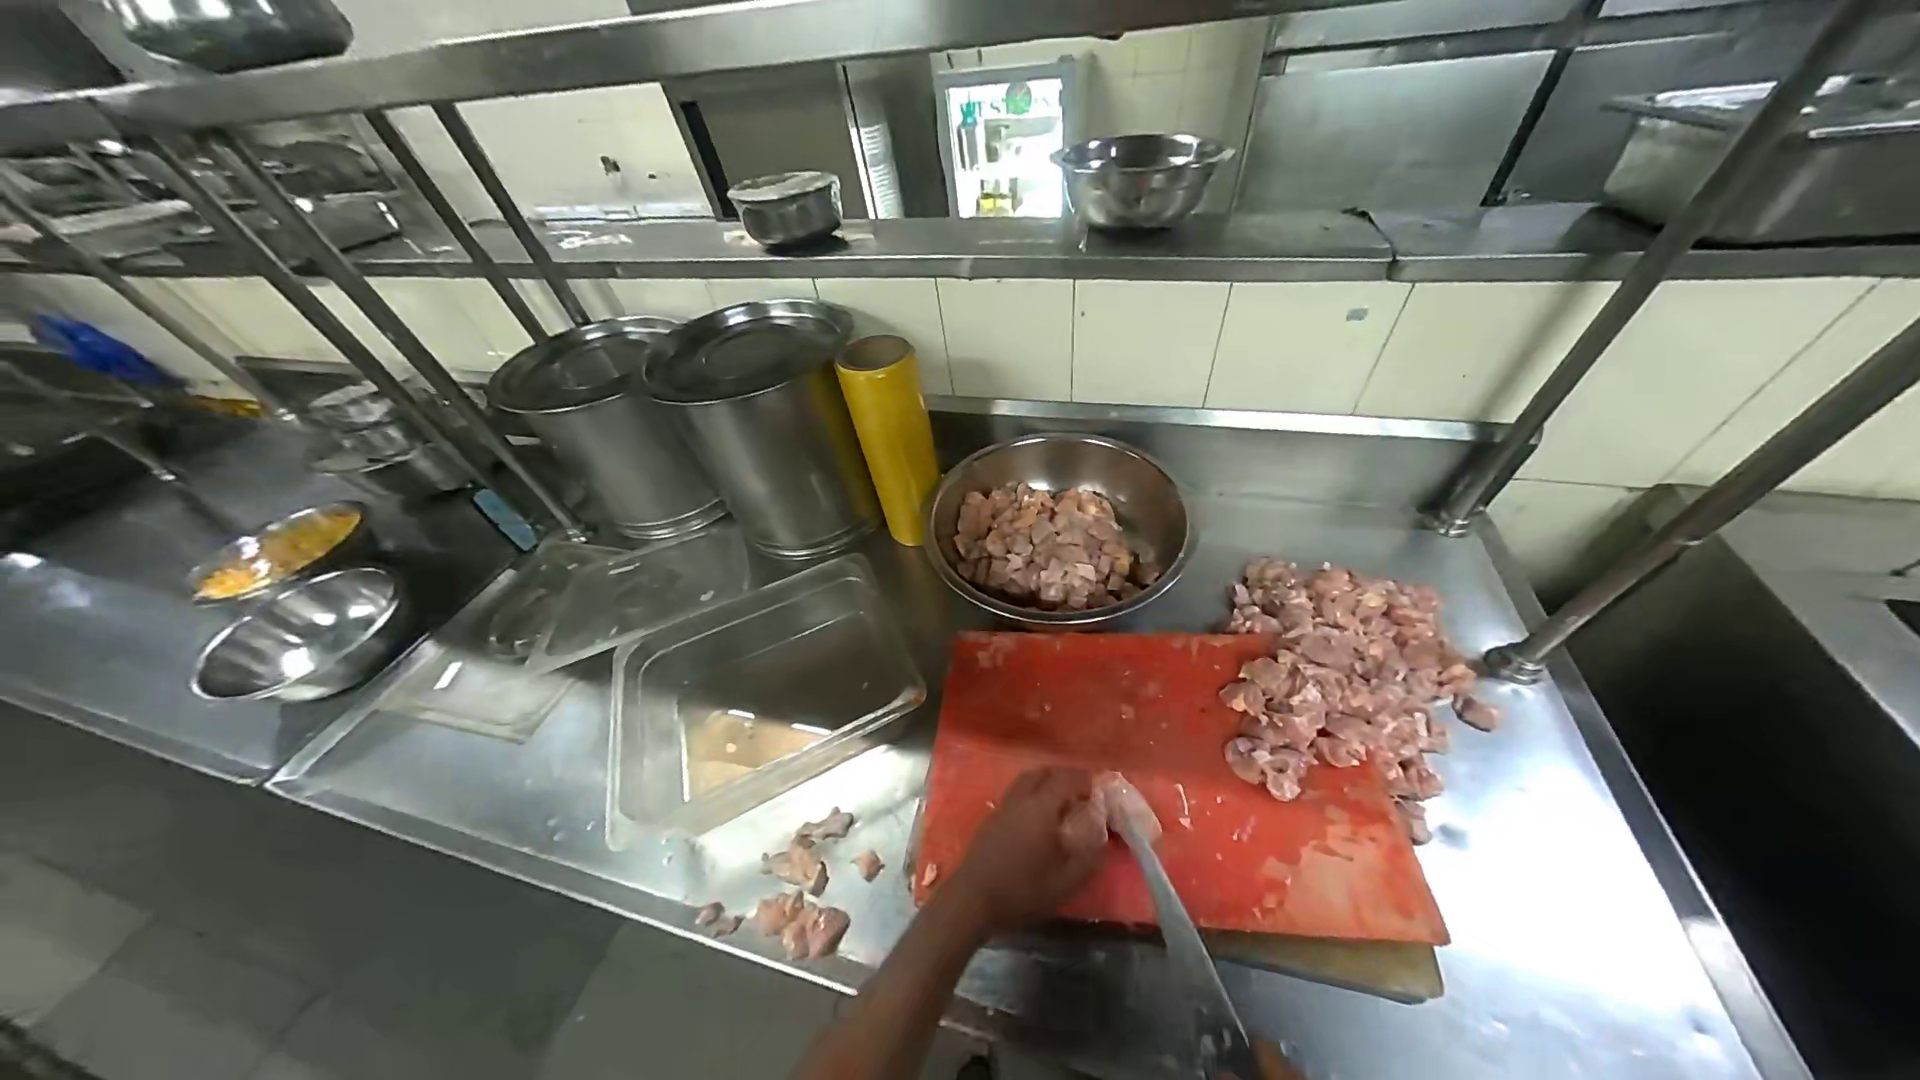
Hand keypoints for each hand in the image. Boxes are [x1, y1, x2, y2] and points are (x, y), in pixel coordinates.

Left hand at [944, 766, 1106, 934]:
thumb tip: (1102, 837)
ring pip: (1026, 781)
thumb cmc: (1023, 889)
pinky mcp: (991, 819)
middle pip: (1043, 773)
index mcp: (1041, 807)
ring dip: (1045, 784)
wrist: (973, 898)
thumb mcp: (1067, 882)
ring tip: (1060, 804)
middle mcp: (1020, 799)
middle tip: (1080, 794)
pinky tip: (1036, 819)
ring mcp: (1002, 807)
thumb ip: (1090, 857)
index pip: (1065, 779)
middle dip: (1064, 777)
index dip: (1084, 779)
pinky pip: (1015, 794)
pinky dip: (1030, 795)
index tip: (1098, 789)